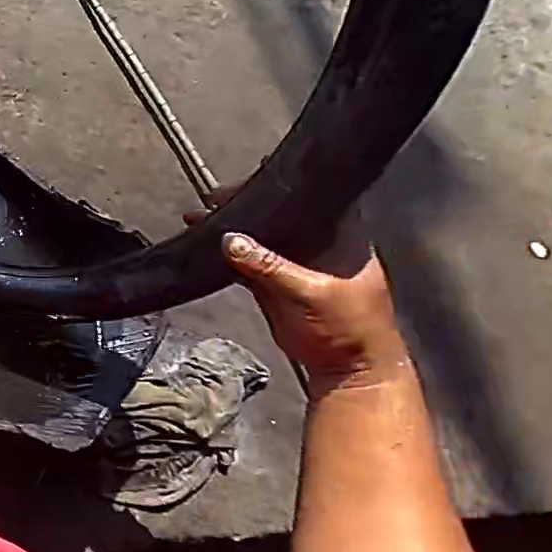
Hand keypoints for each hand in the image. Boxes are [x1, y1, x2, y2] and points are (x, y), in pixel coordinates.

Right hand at [185, 182, 409, 394]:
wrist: (346, 366)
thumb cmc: (351, 326)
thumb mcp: (311, 291)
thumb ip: (269, 266)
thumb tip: (231, 241)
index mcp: (339, 232)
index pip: (305, 197)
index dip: (275, 186)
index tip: (242, 185)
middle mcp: (316, 242)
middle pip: (276, 215)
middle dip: (244, 206)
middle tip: (213, 201)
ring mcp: (293, 264)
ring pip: (258, 239)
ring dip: (231, 231)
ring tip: (201, 220)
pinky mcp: (274, 285)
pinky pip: (246, 265)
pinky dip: (226, 258)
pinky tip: (206, 250)